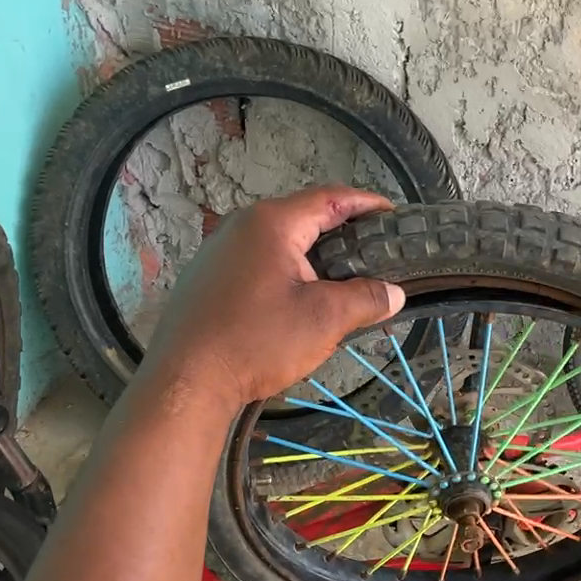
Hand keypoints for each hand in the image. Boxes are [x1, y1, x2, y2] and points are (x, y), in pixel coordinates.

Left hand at [136, 185, 404, 407]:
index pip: (330, 198)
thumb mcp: (324, 320)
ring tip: (345, 276)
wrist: (185, 382)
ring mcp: (218, 251)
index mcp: (272, 223)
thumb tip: (395, 293)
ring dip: (315, 254)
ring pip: (280, 241)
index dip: (366, 203)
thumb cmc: (257, 341)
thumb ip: (366, 299)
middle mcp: (241, 226)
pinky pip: (258, 260)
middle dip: (343, 231)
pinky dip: (288, 269)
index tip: (394, 214)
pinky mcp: (207, 278)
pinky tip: (300, 297)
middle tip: (376, 250)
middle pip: (303, 217)